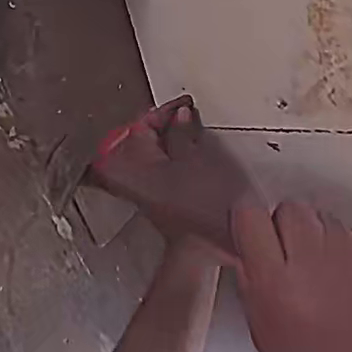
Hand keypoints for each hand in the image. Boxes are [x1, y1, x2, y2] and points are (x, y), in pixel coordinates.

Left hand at [90, 96, 256, 258]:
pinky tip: (199, 157)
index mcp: (137, 165)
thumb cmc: (206, 205)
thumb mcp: (198, 156)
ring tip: (197, 134)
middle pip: (146, 140)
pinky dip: (179, 159)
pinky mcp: (164, 203)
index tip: (184, 104)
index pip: (142, 126)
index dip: (165, 111)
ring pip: (157, 155)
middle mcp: (137, 180)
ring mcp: (149, 193)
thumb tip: (180, 118)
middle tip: (190, 115)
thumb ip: (183, 131)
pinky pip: (167, 171)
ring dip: (175, 142)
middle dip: (168, 125)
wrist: (214, 247)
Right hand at [230, 201, 351, 351]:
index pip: (249, 214)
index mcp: (276, 280)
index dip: (249, 223)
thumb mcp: (265, 335)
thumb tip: (246, 254)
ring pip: (319, 216)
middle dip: (284, 227)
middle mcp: (312, 257)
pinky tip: (344, 277)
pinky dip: (343, 249)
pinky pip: (349, 233)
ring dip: (315, 237)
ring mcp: (349, 252)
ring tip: (320, 271)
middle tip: (288, 256)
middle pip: (288, 209)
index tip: (252, 232)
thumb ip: (251, 284)